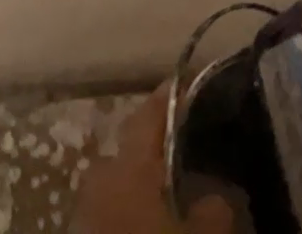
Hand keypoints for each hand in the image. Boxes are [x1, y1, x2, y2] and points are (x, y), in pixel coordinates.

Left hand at [75, 83, 236, 233]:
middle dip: (167, 147)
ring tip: (187, 190)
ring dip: (154, 183)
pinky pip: (117, 207)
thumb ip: (214, 213)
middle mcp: (102, 174)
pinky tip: (162, 219)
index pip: (151, 112)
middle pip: (138, 147)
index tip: (196, 82)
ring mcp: (87, 206)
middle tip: (203, 148)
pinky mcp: (83, 230)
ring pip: (127, 180)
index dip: (174, 95)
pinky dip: (140, 207)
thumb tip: (217, 199)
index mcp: (128, 164)